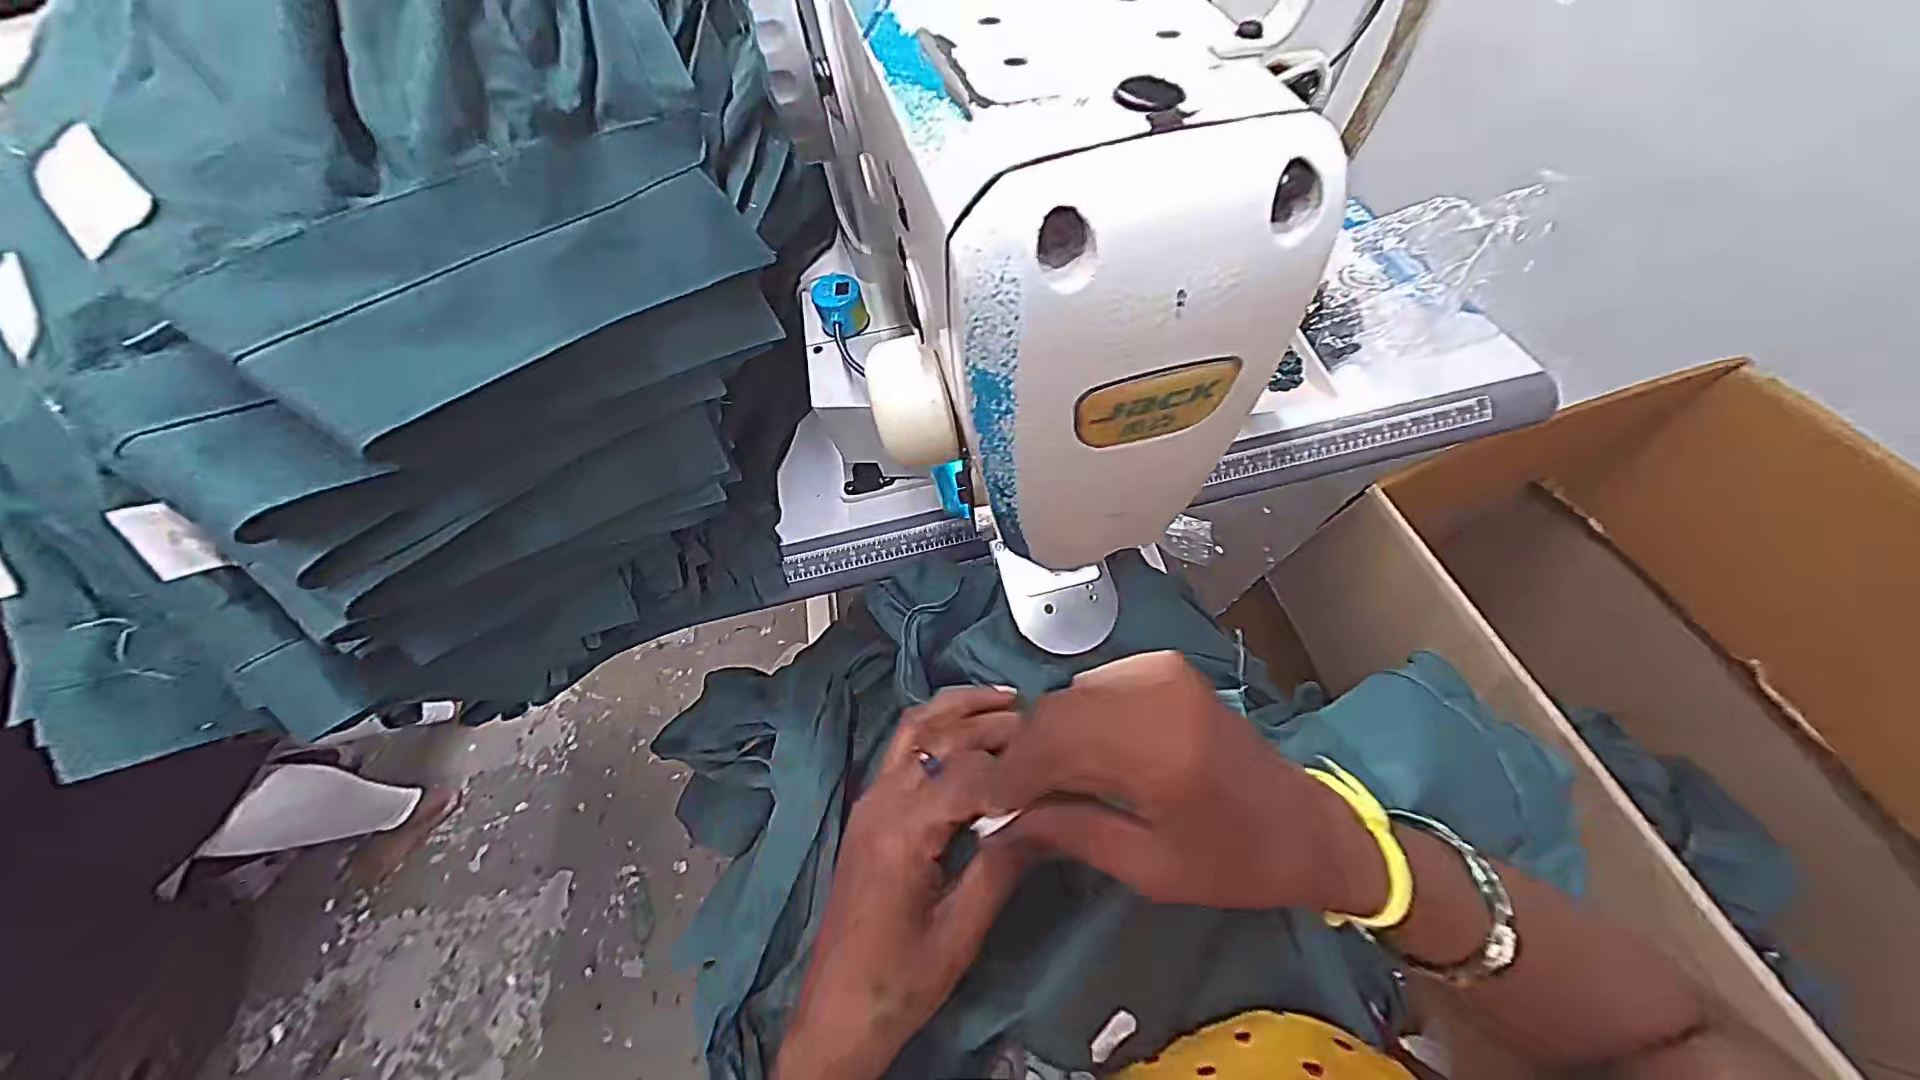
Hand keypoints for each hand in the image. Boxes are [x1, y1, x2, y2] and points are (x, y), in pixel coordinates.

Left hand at [775, 686, 1032, 1079]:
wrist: (836, 1012)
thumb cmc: (899, 981)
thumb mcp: (961, 932)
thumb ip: (1002, 865)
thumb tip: (1044, 816)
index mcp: (903, 830)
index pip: (967, 771)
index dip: (1013, 762)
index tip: (1051, 763)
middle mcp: (881, 801)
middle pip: (940, 737)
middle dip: (992, 722)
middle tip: (1040, 721)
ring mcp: (870, 800)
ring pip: (914, 729)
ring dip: (958, 708)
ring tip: (1004, 699)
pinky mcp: (869, 808)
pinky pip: (903, 748)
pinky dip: (937, 726)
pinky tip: (966, 727)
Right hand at [985, 651, 1384, 914]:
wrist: (1304, 823)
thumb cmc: (1234, 861)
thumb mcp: (1148, 868)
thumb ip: (1069, 831)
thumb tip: (1004, 821)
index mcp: (1159, 750)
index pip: (1053, 744)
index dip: (1012, 773)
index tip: (990, 802)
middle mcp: (1156, 694)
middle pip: (1054, 712)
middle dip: (1023, 754)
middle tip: (1011, 795)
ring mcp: (1161, 673)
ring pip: (1069, 696)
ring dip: (1046, 736)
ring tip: (1043, 779)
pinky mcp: (1163, 668)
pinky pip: (1093, 688)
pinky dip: (1074, 719)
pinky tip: (1080, 753)